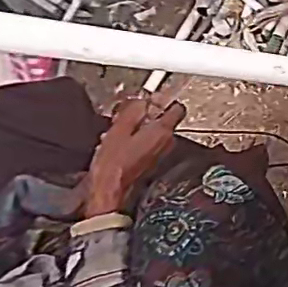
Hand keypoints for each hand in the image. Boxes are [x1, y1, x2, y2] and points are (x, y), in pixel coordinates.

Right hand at [84, 97, 185, 214]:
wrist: (110, 188)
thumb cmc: (114, 163)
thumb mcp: (119, 129)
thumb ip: (134, 111)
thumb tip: (142, 101)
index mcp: (163, 131)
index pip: (177, 108)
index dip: (164, 100)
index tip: (150, 98)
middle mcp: (167, 141)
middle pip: (163, 119)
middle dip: (146, 113)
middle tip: (127, 113)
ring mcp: (161, 152)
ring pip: (154, 130)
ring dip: (139, 126)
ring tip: (119, 128)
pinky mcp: (153, 159)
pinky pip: (149, 142)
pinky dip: (137, 138)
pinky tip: (120, 141)